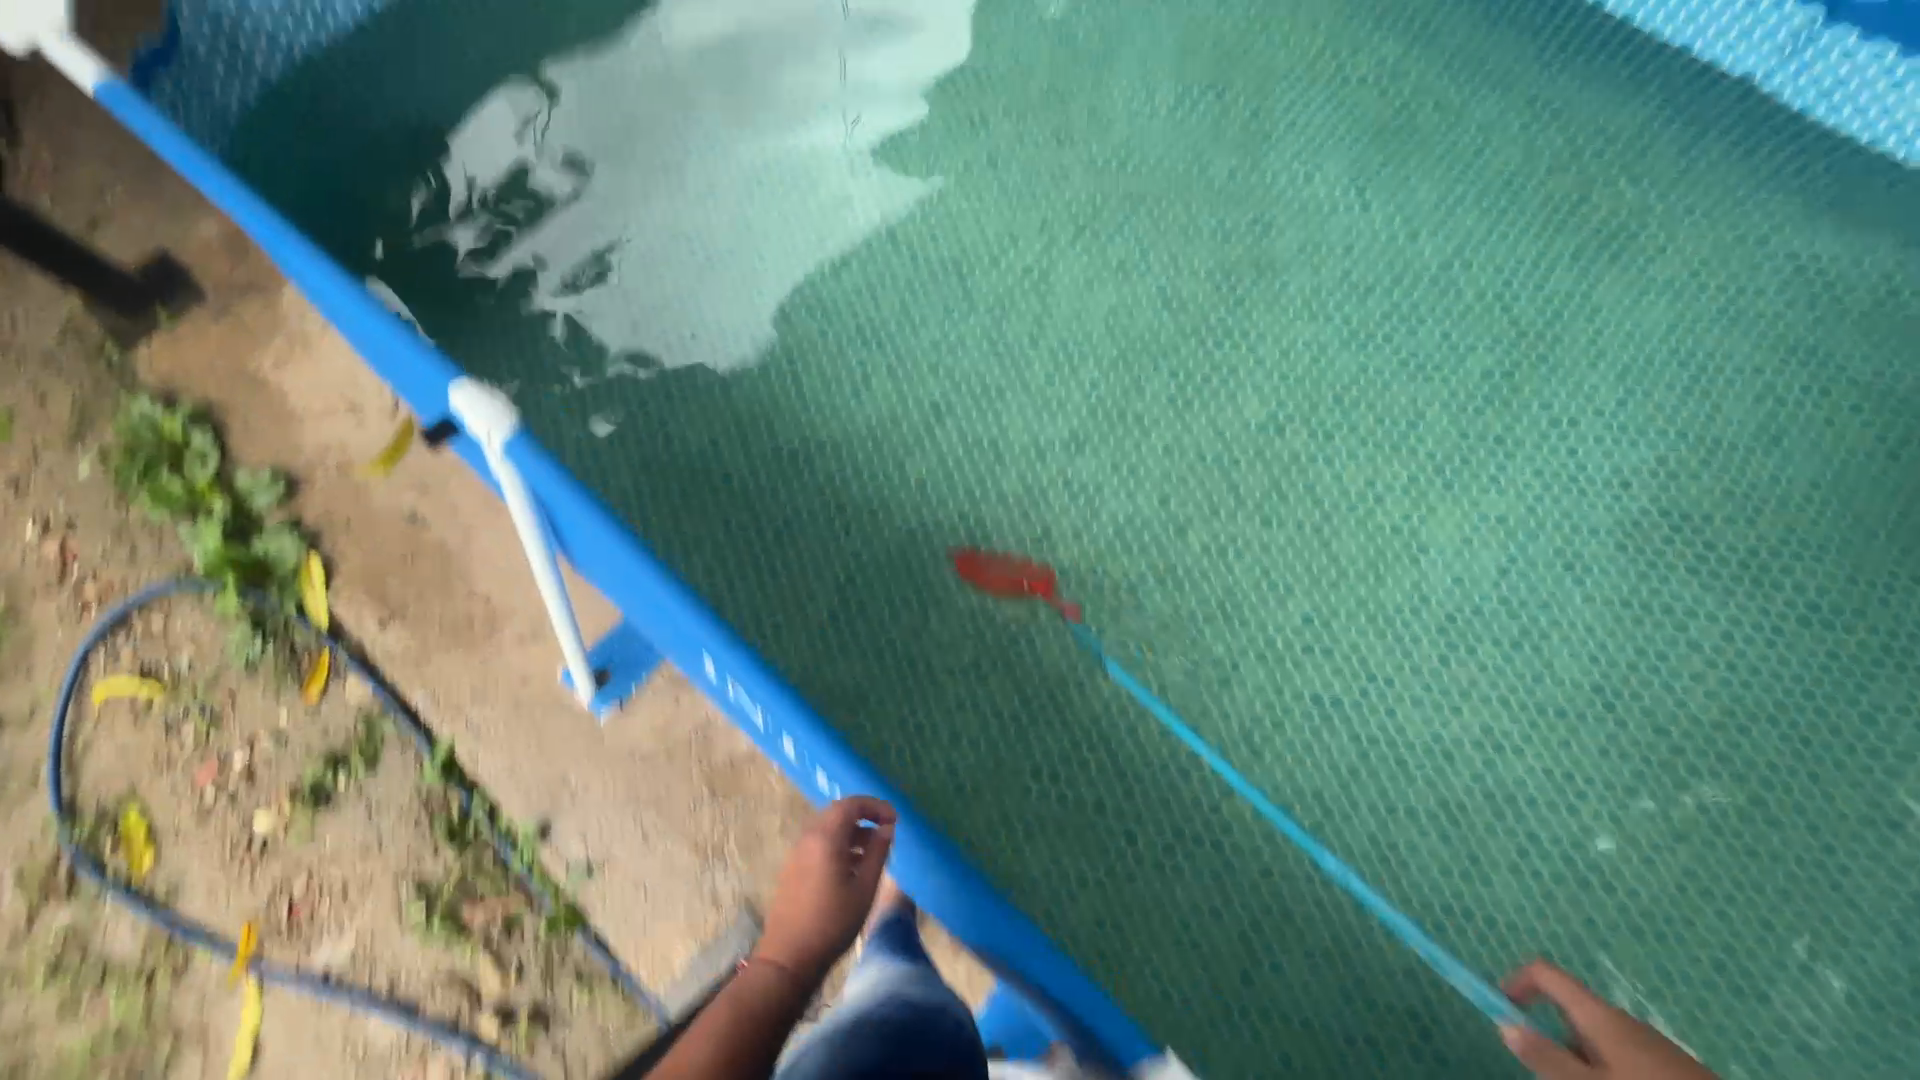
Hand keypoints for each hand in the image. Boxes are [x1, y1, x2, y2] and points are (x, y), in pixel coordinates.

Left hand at [755, 796, 896, 980]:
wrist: (789, 957)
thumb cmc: (833, 922)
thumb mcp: (865, 888)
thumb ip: (878, 852)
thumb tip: (887, 827)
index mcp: (826, 838)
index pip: (851, 804)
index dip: (875, 806)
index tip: (894, 820)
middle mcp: (808, 838)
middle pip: (837, 813)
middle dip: (864, 816)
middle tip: (885, 831)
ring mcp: (797, 853)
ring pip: (827, 829)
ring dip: (851, 833)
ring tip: (873, 853)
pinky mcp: (793, 868)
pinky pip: (818, 844)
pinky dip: (838, 845)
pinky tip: (852, 868)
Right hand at [1500, 961, 1718, 1079]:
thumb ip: (1546, 1057)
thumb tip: (1505, 1025)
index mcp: (1599, 1015)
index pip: (1544, 973)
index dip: (1516, 983)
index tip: (1503, 1013)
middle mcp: (1622, 1021)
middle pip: (1569, 1015)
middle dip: (1552, 1044)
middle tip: (1554, 1079)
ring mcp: (1650, 1045)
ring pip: (1596, 1043)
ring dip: (1580, 1065)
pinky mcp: (1671, 1069)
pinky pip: (1623, 1060)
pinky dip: (1608, 1074)